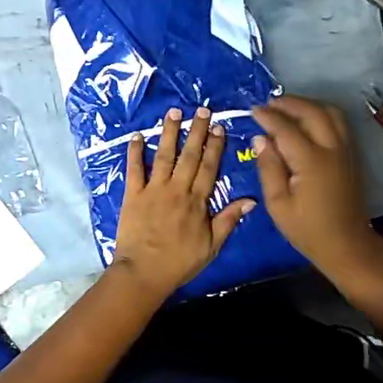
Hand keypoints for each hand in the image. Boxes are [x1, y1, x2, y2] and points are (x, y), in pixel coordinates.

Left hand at [109, 106, 254, 297]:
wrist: (144, 272)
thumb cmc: (179, 262)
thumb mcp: (211, 246)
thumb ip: (228, 220)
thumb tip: (251, 200)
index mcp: (197, 201)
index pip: (209, 167)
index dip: (215, 146)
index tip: (219, 127)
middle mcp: (176, 189)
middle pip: (190, 155)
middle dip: (197, 131)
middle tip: (202, 110)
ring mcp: (153, 190)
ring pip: (163, 155)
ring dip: (169, 133)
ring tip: (174, 112)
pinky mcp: (132, 195)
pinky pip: (134, 169)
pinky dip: (135, 152)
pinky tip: (137, 136)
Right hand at [250, 96, 382, 277]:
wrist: (347, 244)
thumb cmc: (307, 229)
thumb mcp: (278, 204)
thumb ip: (268, 167)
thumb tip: (260, 139)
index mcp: (311, 161)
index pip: (286, 128)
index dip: (268, 117)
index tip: (253, 111)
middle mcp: (332, 149)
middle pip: (312, 112)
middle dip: (289, 103)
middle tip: (269, 104)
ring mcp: (346, 150)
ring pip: (331, 113)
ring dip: (308, 105)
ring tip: (287, 108)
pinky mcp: (352, 155)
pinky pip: (339, 123)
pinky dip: (321, 113)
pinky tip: (307, 120)